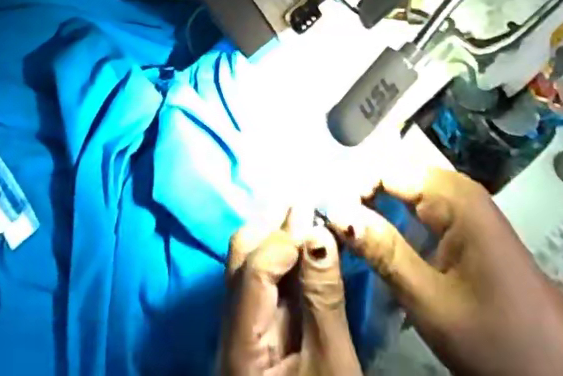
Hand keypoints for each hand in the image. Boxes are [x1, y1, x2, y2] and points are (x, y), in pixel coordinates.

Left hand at [219, 209, 364, 375]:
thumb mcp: (332, 361)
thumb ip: (323, 299)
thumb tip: (320, 231)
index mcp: (241, 341)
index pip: (253, 269)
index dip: (286, 238)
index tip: (319, 213)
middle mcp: (230, 324)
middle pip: (242, 255)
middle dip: (275, 224)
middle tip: (313, 202)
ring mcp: (241, 324)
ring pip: (251, 262)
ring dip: (280, 236)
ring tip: (313, 216)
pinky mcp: (257, 329)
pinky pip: (263, 280)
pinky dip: (285, 257)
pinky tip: (308, 245)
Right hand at [329, 167, 562, 375]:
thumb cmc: (501, 337)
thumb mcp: (433, 303)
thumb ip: (384, 253)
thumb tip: (335, 210)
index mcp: (451, 195)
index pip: (382, 168)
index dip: (347, 186)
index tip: (317, 214)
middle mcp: (453, 189)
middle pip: (389, 176)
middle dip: (355, 196)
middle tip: (321, 225)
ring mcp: (459, 207)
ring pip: (398, 193)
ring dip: (369, 211)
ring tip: (336, 234)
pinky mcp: (459, 227)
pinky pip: (413, 212)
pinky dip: (389, 225)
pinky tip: (368, 247)